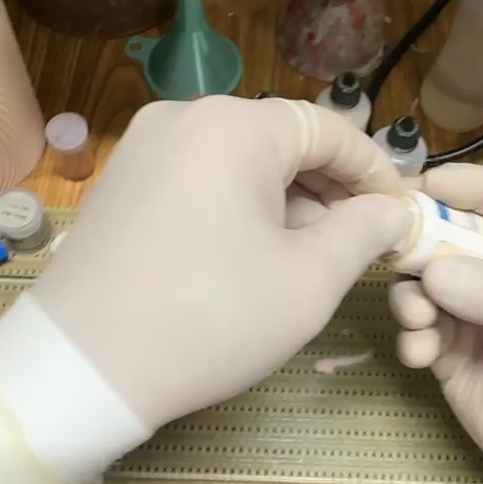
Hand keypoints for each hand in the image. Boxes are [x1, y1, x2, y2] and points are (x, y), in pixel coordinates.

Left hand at [33, 96, 406, 429]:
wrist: (82, 366)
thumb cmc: (210, 319)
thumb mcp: (308, 281)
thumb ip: (364, 232)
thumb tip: (393, 209)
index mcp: (234, 126)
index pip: (328, 129)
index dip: (374, 172)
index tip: (400, 214)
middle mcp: (183, 118)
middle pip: (280, 142)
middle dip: (327, 191)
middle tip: (356, 245)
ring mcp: (142, 148)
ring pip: (237, 163)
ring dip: (282, 203)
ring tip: (305, 259)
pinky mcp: (119, 183)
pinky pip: (197, 180)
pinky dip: (235, 208)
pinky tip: (247, 256)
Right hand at [389, 164, 482, 483]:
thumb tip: (434, 270)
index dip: (472, 186)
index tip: (424, 186)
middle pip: (455, 233)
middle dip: (423, 239)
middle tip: (390, 249)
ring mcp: (476, 314)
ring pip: (426, 279)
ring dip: (410, 293)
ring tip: (417, 321)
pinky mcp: (450, 352)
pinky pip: (417, 328)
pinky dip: (409, 335)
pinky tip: (419, 357)